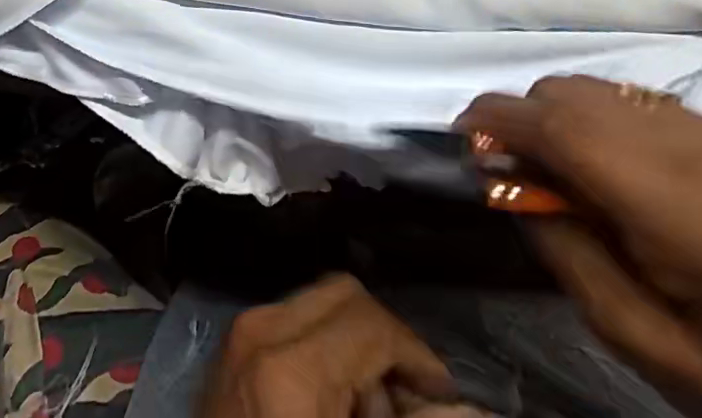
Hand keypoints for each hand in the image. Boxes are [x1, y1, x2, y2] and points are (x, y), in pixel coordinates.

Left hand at [202, 274, 457, 417]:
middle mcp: (260, 331)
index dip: (416, 353)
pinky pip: (291, 320)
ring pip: (318, 302)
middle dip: (384, 337)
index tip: (441, 389)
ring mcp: (238, 336)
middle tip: (406, 393)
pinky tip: (333, 396)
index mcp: (289, 365)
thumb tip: (472, 408)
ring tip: (367, 403)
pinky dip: (323, 345)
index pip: (371, 321)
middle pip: (344, 294)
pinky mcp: (230, 349)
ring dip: (354, 340)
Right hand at [458, 76, 701, 417]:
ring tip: (557, 162)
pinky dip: (612, 123)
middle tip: (505, 155)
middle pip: (594, 99)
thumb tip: (504, 170)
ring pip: (620, 92)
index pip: (583, 137)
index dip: (511, 119)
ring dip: (570, 116)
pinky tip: (613, 166)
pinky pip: (655, 107)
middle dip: (532, 114)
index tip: (465, 125)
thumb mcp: (637, 341)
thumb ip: (563, 245)